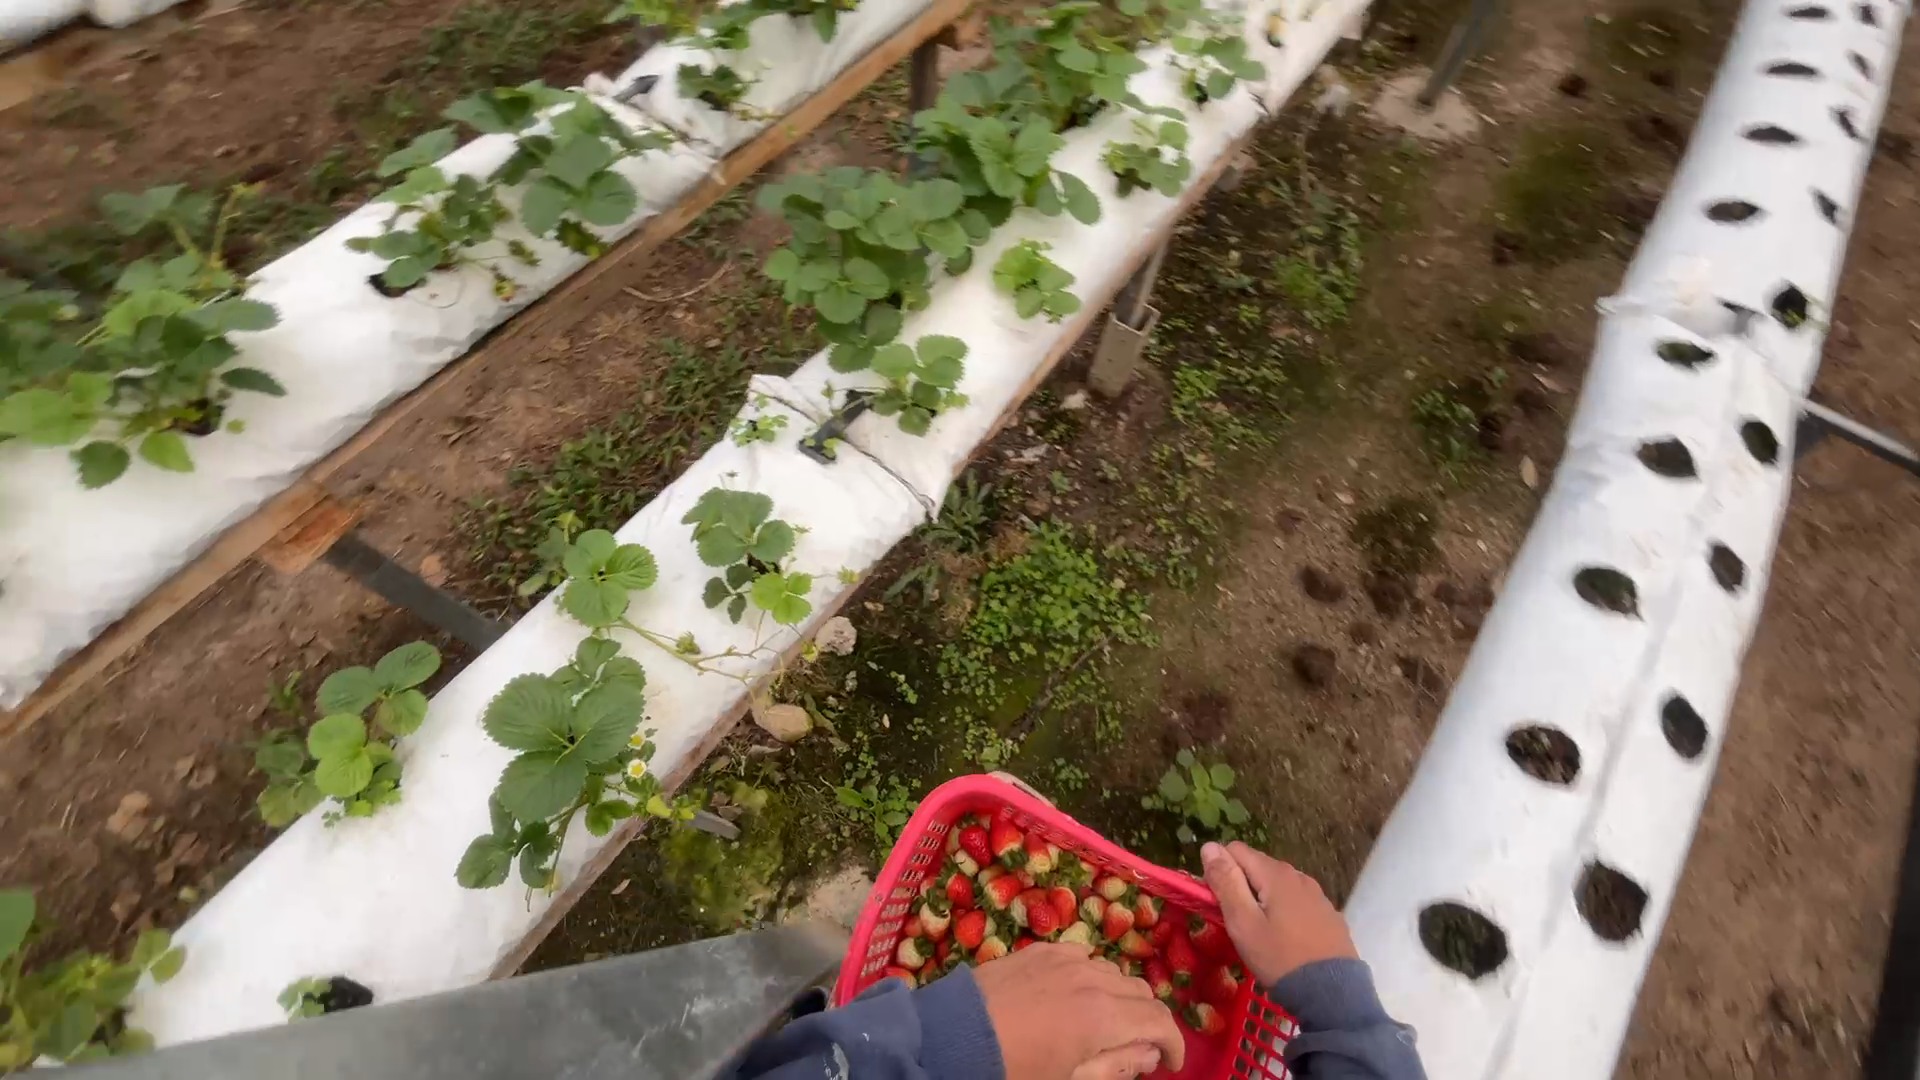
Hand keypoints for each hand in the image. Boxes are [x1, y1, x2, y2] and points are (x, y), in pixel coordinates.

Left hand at [973, 942, 1185, 1078]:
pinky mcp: (1040, 948)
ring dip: (1120, 996)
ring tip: (1105, 1025)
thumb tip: (1148, 1054)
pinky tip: (1076, 997)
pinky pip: (1082, 955)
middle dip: (1147, 1020)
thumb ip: (1117, 1067)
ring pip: (1113, 970)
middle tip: (1135, 1049)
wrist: (956, 1036)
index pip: (1159, 1020)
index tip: (1170, 1065)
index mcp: (1102, 1015)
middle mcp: (1090, 976)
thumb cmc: (1015, 1070)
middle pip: (1140, 990)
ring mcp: (1064, 956)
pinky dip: (1092, 975)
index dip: (1174, 1044)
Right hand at [1201, 841, 1356, 986]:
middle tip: (1239, 921)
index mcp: (1275, 874)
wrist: (1335, 999)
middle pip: (1257, 865)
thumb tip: (1209, 846)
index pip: (1235, 849)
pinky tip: (1288, 937)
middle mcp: (1298, 876)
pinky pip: (1297, 901)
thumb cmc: (1281, 959)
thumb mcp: (1243, 923)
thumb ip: (1226, 882)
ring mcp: (1318, 896)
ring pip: (1278, 884)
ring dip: (1263, 897)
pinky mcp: (1330, 916)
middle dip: (1242, 884)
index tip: (1220, 901)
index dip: (1221, 870)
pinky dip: (1285, 910)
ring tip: (1262, 931)